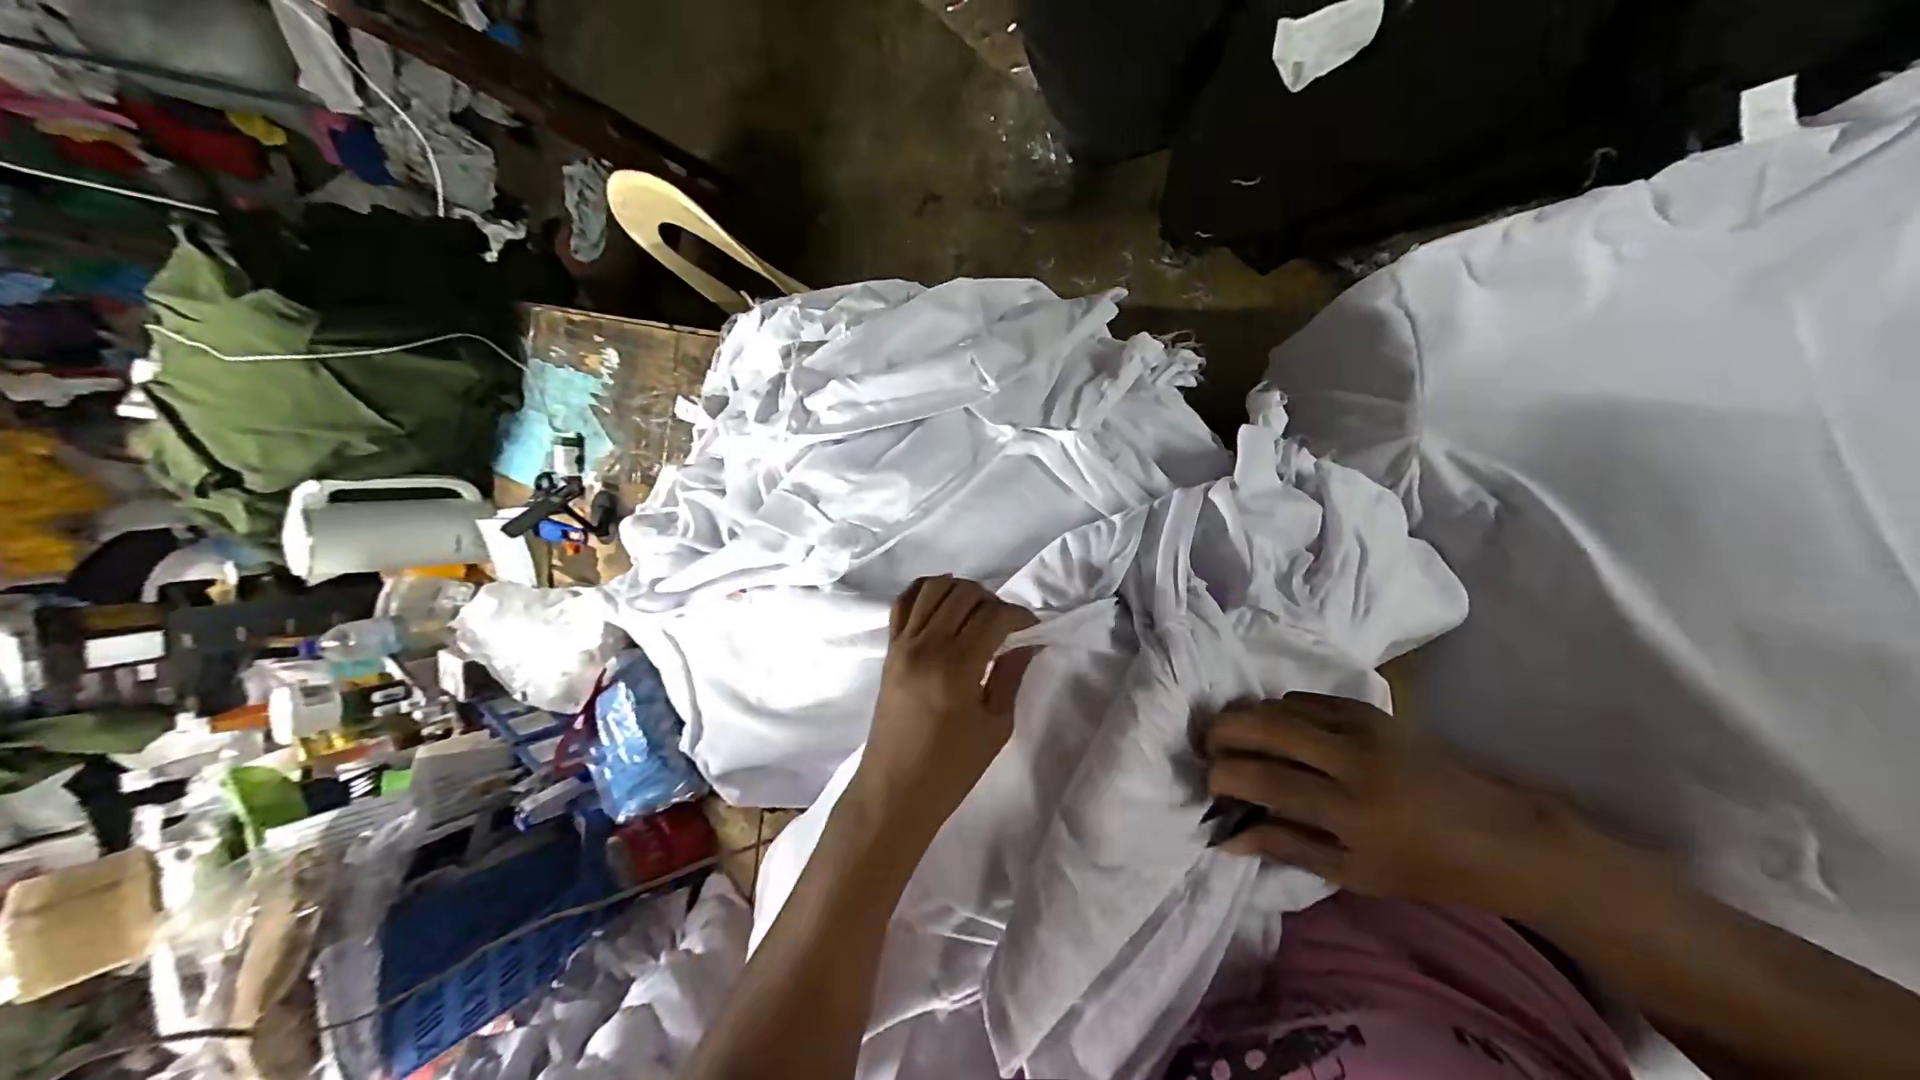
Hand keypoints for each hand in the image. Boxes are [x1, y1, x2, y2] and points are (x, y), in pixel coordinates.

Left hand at [851, 576, 1037, 837]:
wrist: (895, 790)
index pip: (994, 616)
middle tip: (1007, 625)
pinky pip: (903, 603)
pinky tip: (944, 602)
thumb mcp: (995, 726)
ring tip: (978, 614)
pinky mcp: (889, 650)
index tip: (1033, 628)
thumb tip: (1026, 644)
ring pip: (933, 588)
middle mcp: (926, 645)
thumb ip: (1010, 676)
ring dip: (962, 592)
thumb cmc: (951, 768)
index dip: (1019, 616)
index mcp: (957, 667)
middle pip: (964, 594)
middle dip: (993, 601)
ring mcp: (903, 644)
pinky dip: (925, 591)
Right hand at [1205, 692, 1605, 916]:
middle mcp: (1355, 758)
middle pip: (1268, 726)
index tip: (1208, 782)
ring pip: (1282, 705)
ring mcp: (1364, 726)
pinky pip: (1306, 699)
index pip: (1269, 781)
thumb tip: (1226, 838)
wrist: (1503, 833)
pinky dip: (1278, 710)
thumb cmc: (1426, 867)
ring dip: (1247, 716)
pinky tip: (1273, 729)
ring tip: (1231, 736)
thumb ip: (1286, 847)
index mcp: (1354, 811)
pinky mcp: (1371, 709)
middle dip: (1224, 730)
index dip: (1227, 776)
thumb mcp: (1354, 874)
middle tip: (1206, 745)